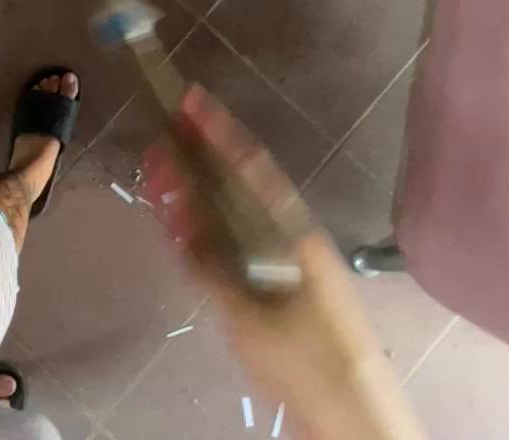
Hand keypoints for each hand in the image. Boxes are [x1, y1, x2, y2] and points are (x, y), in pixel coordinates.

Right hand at [142, 87, 318, 398]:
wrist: (350, 417)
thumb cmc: (309, 362)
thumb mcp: (254, 317)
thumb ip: (213, 270)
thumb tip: (180, 221)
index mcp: (291, 232)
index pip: (250, 167)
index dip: (219, 131)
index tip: (191, 99)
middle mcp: (283, 237)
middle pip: (234, 186)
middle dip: (195, 157)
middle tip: (160, 131)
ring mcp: (276, 260)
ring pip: (226, 214)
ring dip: (192, 191)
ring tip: (158, 169)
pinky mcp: (266, 285)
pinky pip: (226, 245)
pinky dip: (199, 229)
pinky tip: (177, 220)